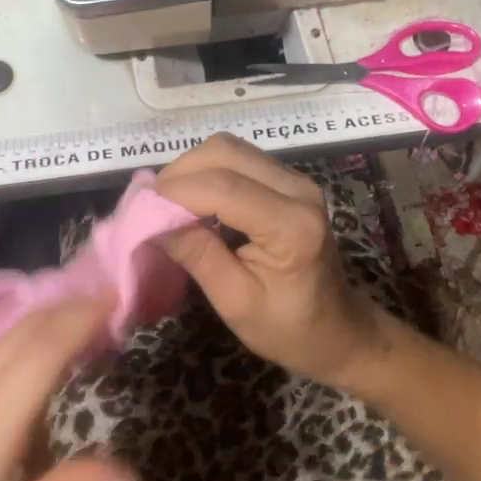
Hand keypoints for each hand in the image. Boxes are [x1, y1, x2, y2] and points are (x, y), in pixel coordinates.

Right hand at [154, 134, 389, 386]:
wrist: (341, 331)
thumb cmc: (290, 329)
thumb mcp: (236, 303)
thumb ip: (197, 256)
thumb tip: (150, 221)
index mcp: (291, 226)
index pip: (223, 188)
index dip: (176, 192)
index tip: (140, 210)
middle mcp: (298, 190)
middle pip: (224, 152)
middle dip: (180, 173)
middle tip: (152, 206)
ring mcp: (296, 180)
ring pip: (229, 149)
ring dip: (192, 170)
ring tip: (169, 205)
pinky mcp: (289, 181)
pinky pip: (239, 159)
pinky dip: (208, 173)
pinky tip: (194, 203)